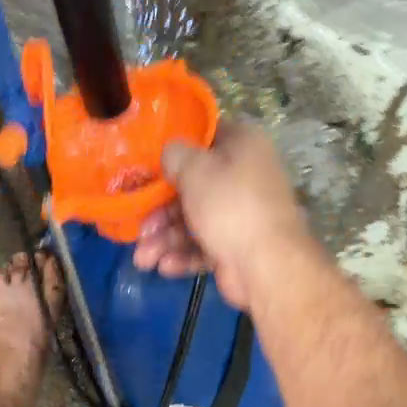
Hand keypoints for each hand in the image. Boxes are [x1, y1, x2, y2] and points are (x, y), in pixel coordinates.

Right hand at [133, 119, 311, 310]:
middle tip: (139, 228)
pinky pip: (203, 246)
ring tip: (144, 259)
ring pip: (193, 221)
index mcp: (243, 145)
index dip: (175, 150)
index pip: (205, 138)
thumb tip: (170, 154)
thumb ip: (175, 155)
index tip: (147, 165)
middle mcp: (244, 176)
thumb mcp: (195, 170)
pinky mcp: (236, 246)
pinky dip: (183, 255)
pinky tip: (165, 267)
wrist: (266, 265)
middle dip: (160, 211)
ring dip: (165, 239)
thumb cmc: (230, 206)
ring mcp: (241, 214)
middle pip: (192, 187)